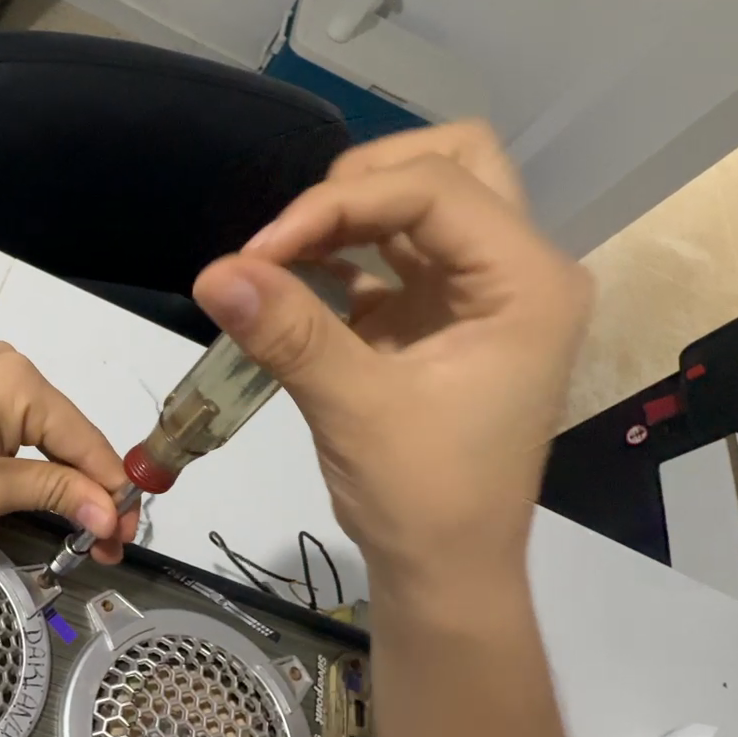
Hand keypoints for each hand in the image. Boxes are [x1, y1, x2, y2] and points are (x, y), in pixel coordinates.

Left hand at [0, 342, 139, 561]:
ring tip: (86, 525)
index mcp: (22, 381)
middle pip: (71, 435)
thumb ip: (59, 494)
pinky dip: (38, 460)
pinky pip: (22, 426)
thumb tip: (112, 518)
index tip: (127, 535)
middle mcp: (13, 365)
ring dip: (68, 478)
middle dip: (91, 489)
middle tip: (107, 541)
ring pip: (49, 432)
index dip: (113, 492)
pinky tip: (54, 490)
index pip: (87, 441)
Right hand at [191, 122, 592, 586]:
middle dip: (361, 186)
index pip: (434, 190)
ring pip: (419, 211)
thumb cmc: (423, 495)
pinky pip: (388, 264)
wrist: (442, 567)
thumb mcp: (355, 410)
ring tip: (277, 256)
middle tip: (291, 233)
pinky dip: (339, 261)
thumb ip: (288, 334)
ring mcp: (474, 299)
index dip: (336, 206)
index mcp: (525, 282)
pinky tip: (291, 284)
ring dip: (346, 220)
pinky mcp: (434, 326)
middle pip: (450, 169)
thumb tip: (213, 273)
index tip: (256, 254)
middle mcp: (512, 274)